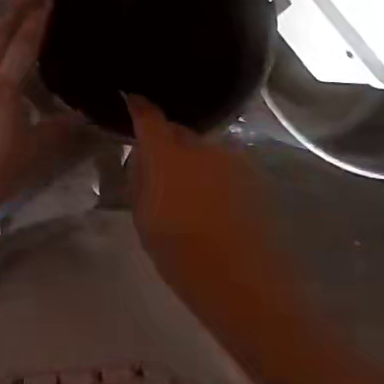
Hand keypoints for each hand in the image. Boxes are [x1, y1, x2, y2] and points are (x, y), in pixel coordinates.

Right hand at [126, 94, 287, 292]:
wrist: (244, 283)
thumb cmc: (182, 255)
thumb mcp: (144, 219)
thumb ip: (139, 179)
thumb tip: (142, 157)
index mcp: (168, 154)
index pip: (148, 116)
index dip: (137, 106)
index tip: (129, 100)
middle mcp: (201, 145)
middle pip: (178, 131)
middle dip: (166, 141)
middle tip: (157, 165)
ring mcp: (232, 157)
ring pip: (203, 148)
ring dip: (193, 159)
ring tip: (188, 189)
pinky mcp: (253, 174)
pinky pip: (224, 164)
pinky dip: (215, 173)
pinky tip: (214, 201)